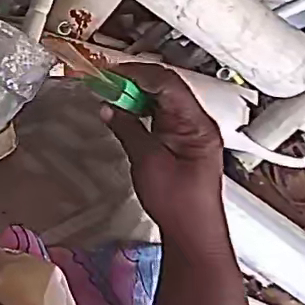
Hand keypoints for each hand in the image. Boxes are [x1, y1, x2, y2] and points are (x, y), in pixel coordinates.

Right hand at [99, 63, 224, 228]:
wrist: (192, 231)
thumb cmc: (178, 203)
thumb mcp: (147, 161)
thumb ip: (127, 128)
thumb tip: (110, 107)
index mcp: (196, 124)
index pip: (167, 84)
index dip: (137, 74)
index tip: (111, 73)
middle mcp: (197, 123)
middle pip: (167, 86)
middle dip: (135, 80)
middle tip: (107, 82)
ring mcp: (190, 130)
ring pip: (163, 98)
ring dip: (136, 93)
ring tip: (112, 94)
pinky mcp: (181, 140)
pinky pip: (160, 113)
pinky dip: (140, 108)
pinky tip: (124, 111)